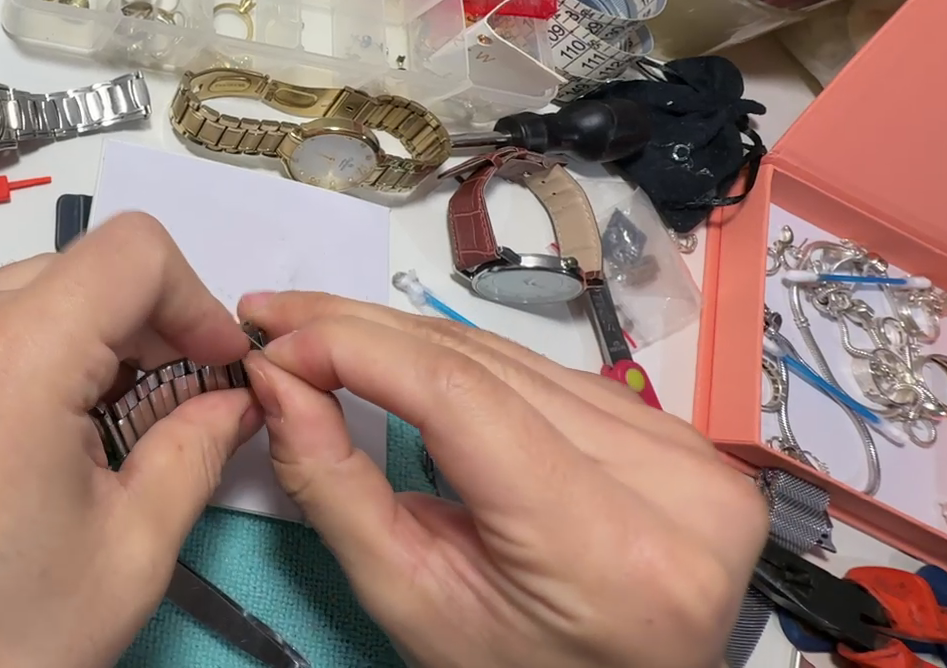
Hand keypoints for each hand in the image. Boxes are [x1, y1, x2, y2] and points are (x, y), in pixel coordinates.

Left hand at [0, 214, 260, 667]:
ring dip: (92, 336)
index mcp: (12, 355)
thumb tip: (234, 398)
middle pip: (86, 269)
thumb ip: (195, 452)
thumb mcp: (125, 555)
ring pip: (39, 287)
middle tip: (172, 404)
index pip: (133, 251)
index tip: (212, 362)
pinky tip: (42, 421)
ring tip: (102, 424)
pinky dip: (38, 344)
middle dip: (147, 327)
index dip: (193, 297)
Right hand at [239, 293, 764, 667]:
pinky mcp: (663, 425)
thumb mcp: (401, 594)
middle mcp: (667, 477)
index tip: (269, 343)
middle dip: (351, 326)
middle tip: (268, 314)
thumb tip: (272, 374)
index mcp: (609, 547)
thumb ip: (328, 479)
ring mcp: (678, 443)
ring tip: (306, 326)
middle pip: (470, 359)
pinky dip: (434, 351)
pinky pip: (520, 363)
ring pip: (490, 347)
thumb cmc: (508, 667)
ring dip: (385, 331)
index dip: (349, 348)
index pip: (455, 393)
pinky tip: (380, 348)